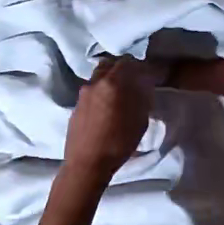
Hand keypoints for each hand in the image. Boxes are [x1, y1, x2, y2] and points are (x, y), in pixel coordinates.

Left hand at [63, 56, 162, 185]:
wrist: (87, 163)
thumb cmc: (118, 143)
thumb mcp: (140, 120)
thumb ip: (142, 97)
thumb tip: (143, 84)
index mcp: (113, 82)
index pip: (128, 61)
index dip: (139, 66)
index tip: (147, 76)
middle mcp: (95, 81)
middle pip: (110, 64)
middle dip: (123, 68)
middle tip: (134, 81)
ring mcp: (83, 92)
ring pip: (98, 75)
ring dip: (110, 78)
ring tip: (119, 94)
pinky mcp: (76, 103)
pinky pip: (91, 88)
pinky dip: (101, 90)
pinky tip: (106, 106)